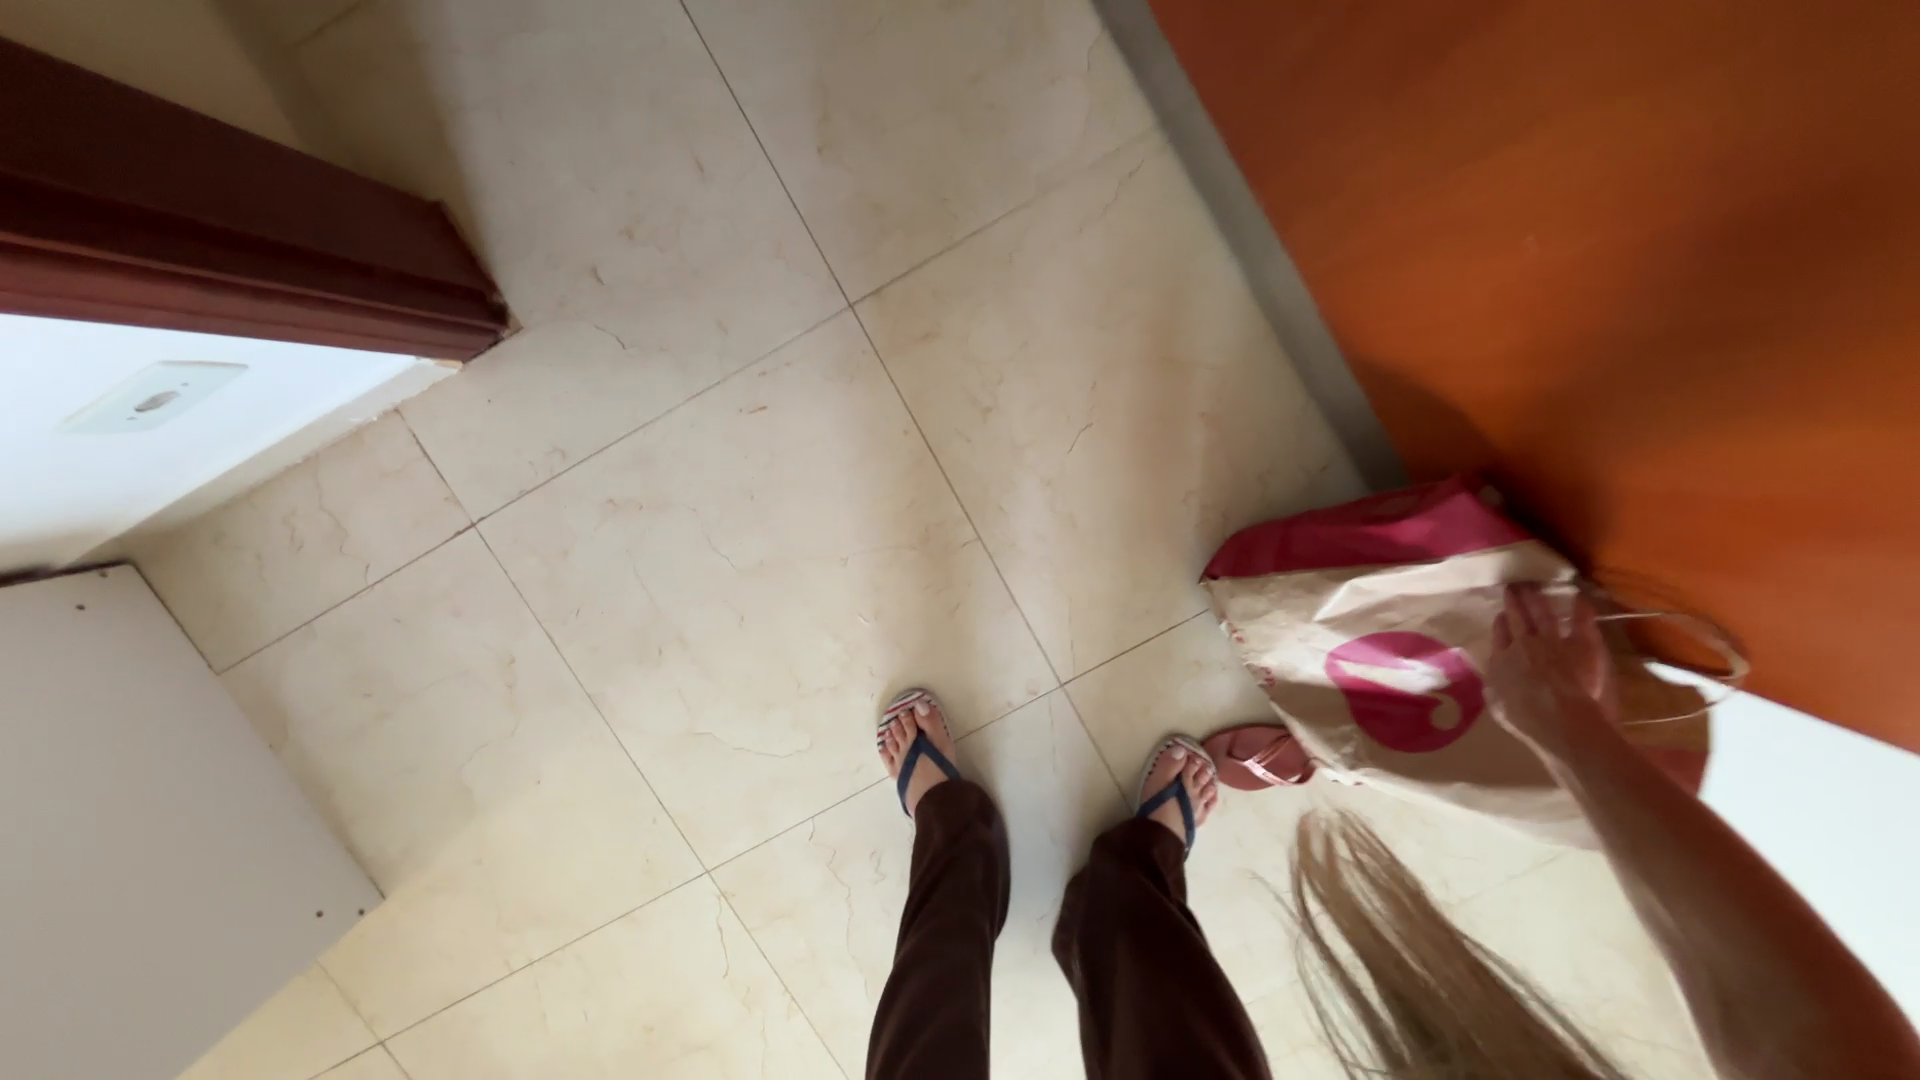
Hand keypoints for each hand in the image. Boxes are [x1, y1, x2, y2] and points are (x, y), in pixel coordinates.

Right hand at [1487, 583, 1618, 756]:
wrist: (1557, 718)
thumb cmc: (1524, 718)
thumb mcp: (1496, 703)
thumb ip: (1494, 685)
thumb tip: (1492, 675)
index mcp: (1501, 661)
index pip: (1499, 635)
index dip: (1501, 623)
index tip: (1502, 614)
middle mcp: (1522, 645)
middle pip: (1516, 618)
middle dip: (1514, 601)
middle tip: (1513, 586)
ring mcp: (1551, 642)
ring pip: (1542, 614)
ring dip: (1537, 598)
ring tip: (1534, 585)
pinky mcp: (1580, 645)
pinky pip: (1580, 622)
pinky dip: (1580, 609)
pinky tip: (1579, 597)